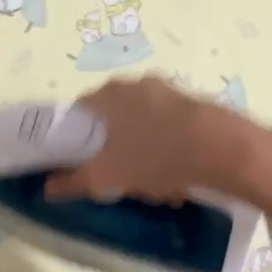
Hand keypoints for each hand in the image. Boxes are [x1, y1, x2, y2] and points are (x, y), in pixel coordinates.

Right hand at [45, 76, 258, 202]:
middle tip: (116, 174)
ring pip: (147, 123)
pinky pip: (174, 128)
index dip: (76, 135)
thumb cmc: (154, 157)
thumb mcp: (106, 176)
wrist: (224, 151)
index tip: (79, 159)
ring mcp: (172, 90)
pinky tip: (178, 176)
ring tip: (151, 183)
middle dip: (114, 145)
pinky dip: (171, 149)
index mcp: (109, 93)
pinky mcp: (199, 104)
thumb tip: (47, 187)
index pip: (81, 109)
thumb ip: (73, 181)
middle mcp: (139, 83)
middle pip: (115, 116)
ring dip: (144, 149)